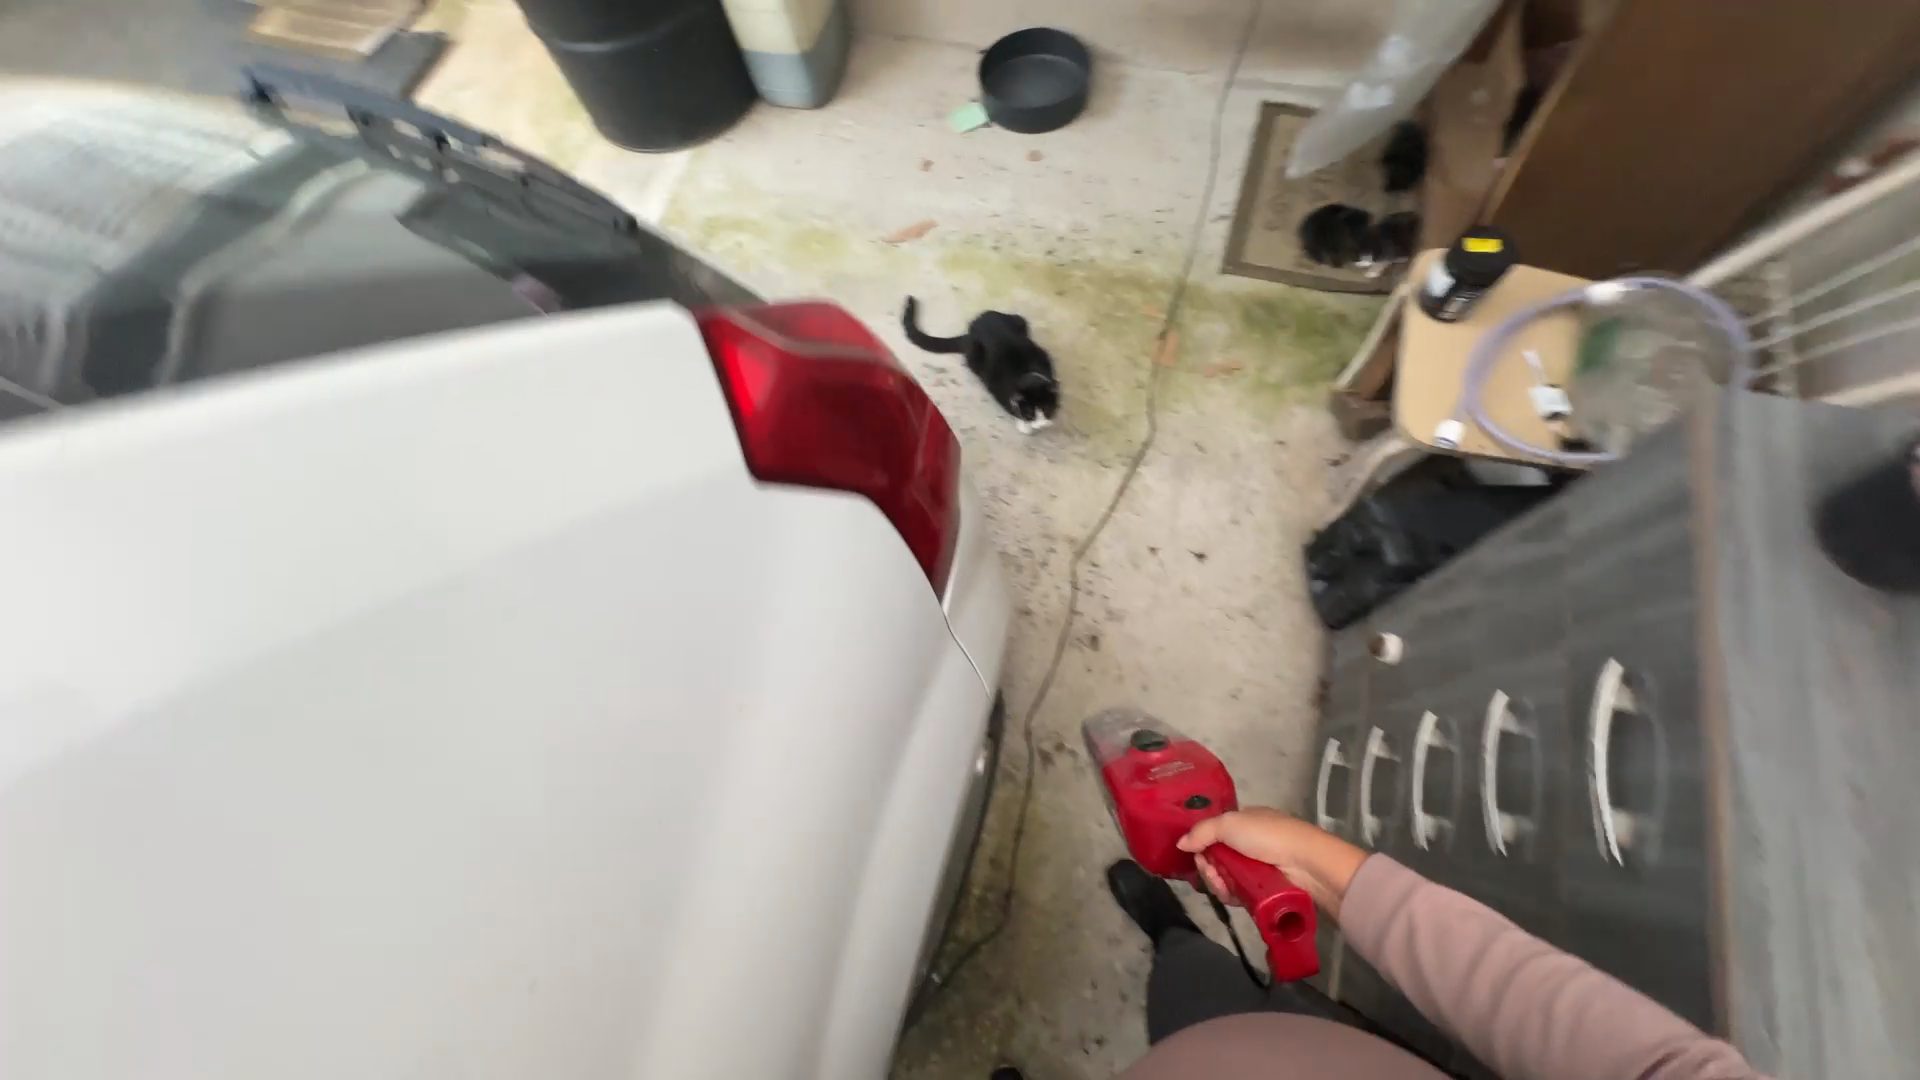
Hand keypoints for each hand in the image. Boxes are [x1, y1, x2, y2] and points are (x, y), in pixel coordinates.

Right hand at [1178, 808, 1369, 915]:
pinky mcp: (1263, 891)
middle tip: (1210, 872)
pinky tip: (1229, 896)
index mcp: (1244, 822)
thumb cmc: (1268, 836)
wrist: (1306, 864)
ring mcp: (1256, 868)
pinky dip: (1230, 895)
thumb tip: (1180, 844)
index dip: (1202, 844)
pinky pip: (1238, 894)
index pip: (1214, 833)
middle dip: (1208, 867)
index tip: (1197, 853)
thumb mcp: (1229, 824)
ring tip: (1221, 886)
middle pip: (1216, 858)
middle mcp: (1249, 844)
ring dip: (1217, 883)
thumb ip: (1201, 832)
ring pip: (1225, 878)